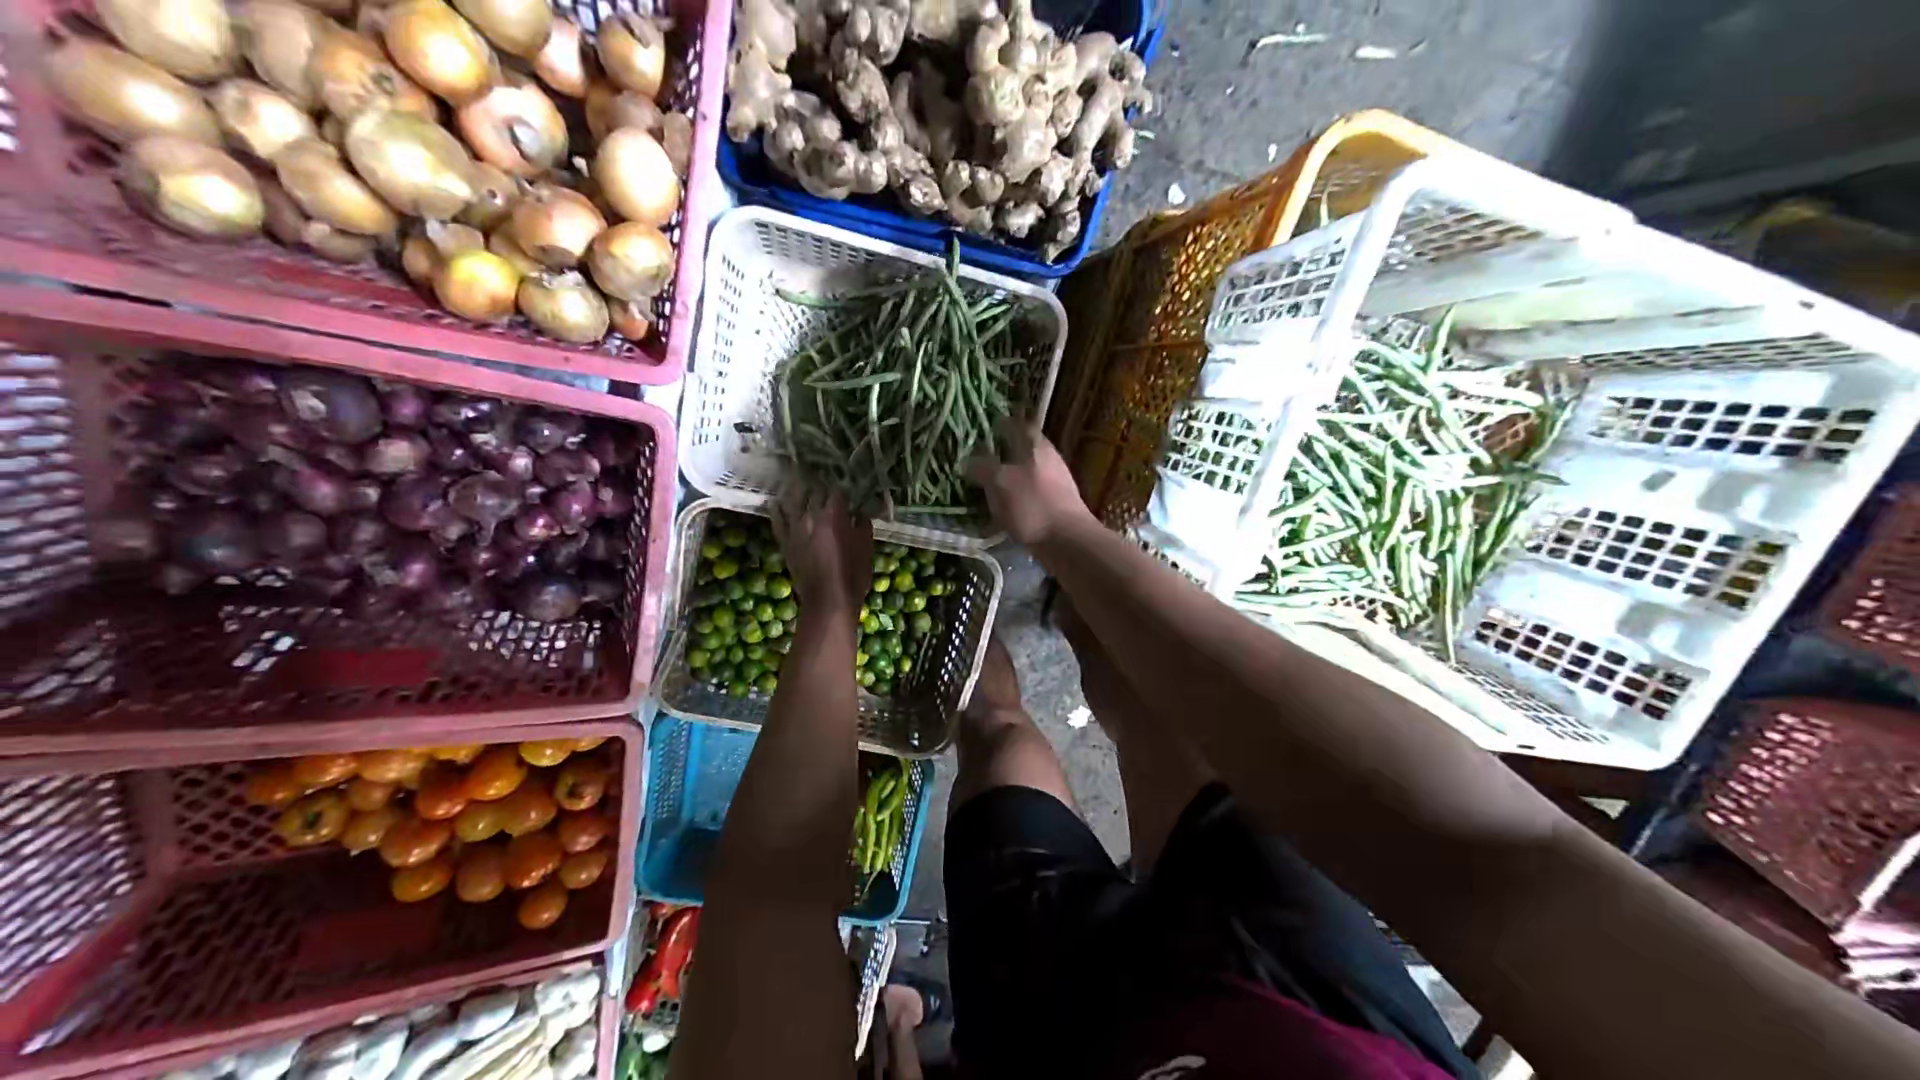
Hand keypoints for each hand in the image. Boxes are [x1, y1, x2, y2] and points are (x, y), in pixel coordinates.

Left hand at [770, 484, 872, 613]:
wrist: (827, 602)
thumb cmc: (852, 576)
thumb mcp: (866, 549)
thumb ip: (862, 526)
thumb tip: (859, 513)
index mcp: (834, 516)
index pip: (838, 492)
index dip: (844, 488)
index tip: (848, 489)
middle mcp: (811, 517)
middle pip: (814, 492)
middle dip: (821, 485)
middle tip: (824, 479)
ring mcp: (795, 529)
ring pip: (793, 501)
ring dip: (797, 489)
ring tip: (799, 480)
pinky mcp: (785, 542)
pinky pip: (778, 521)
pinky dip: (777, 510)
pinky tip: (775, 501)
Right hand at [966, 419, 1094, 546]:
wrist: (1068, 542)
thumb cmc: (1032, 505)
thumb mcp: (998, 483)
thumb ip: (981, 468)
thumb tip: (967, 462)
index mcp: (1036, 446)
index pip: (1017, 424)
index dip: (999, 424)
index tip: (981, 432)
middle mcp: (1049, 458)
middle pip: (1021, 450)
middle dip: (1000, 455)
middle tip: (977, 463)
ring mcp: (1056, 482)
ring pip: (1025, 473)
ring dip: (1007, 480)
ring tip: (985, 490)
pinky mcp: (1057, 505)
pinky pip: (1030, 496)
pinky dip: (1015, 500)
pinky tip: (1002, 512)